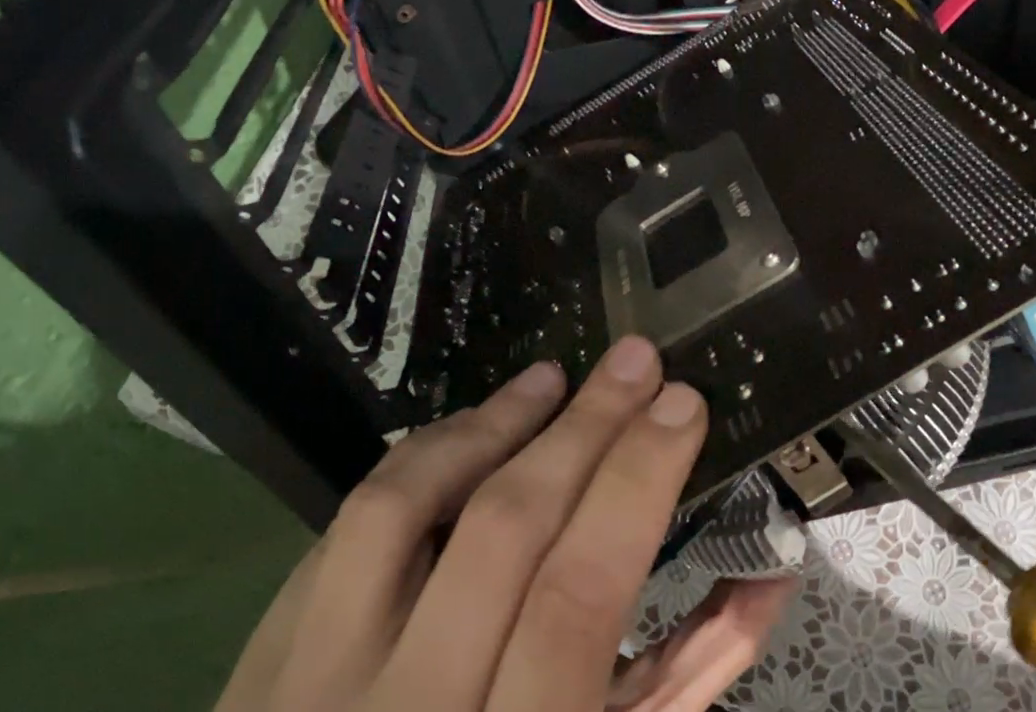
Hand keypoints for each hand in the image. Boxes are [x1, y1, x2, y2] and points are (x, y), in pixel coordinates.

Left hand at [216, 337, 796, 711]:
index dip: (636, 484)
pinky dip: (418, 461)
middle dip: (584, 428)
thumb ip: (694, 675)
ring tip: (549, 376)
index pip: (578, 595)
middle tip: (634, 359)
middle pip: (501, 531)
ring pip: (401, 507)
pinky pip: (343, 528)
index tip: (681, 403)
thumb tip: (772, 570)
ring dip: (488, 424)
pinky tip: (469, 431)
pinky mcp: (263, 661)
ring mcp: (309, 685)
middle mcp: (402, 711)